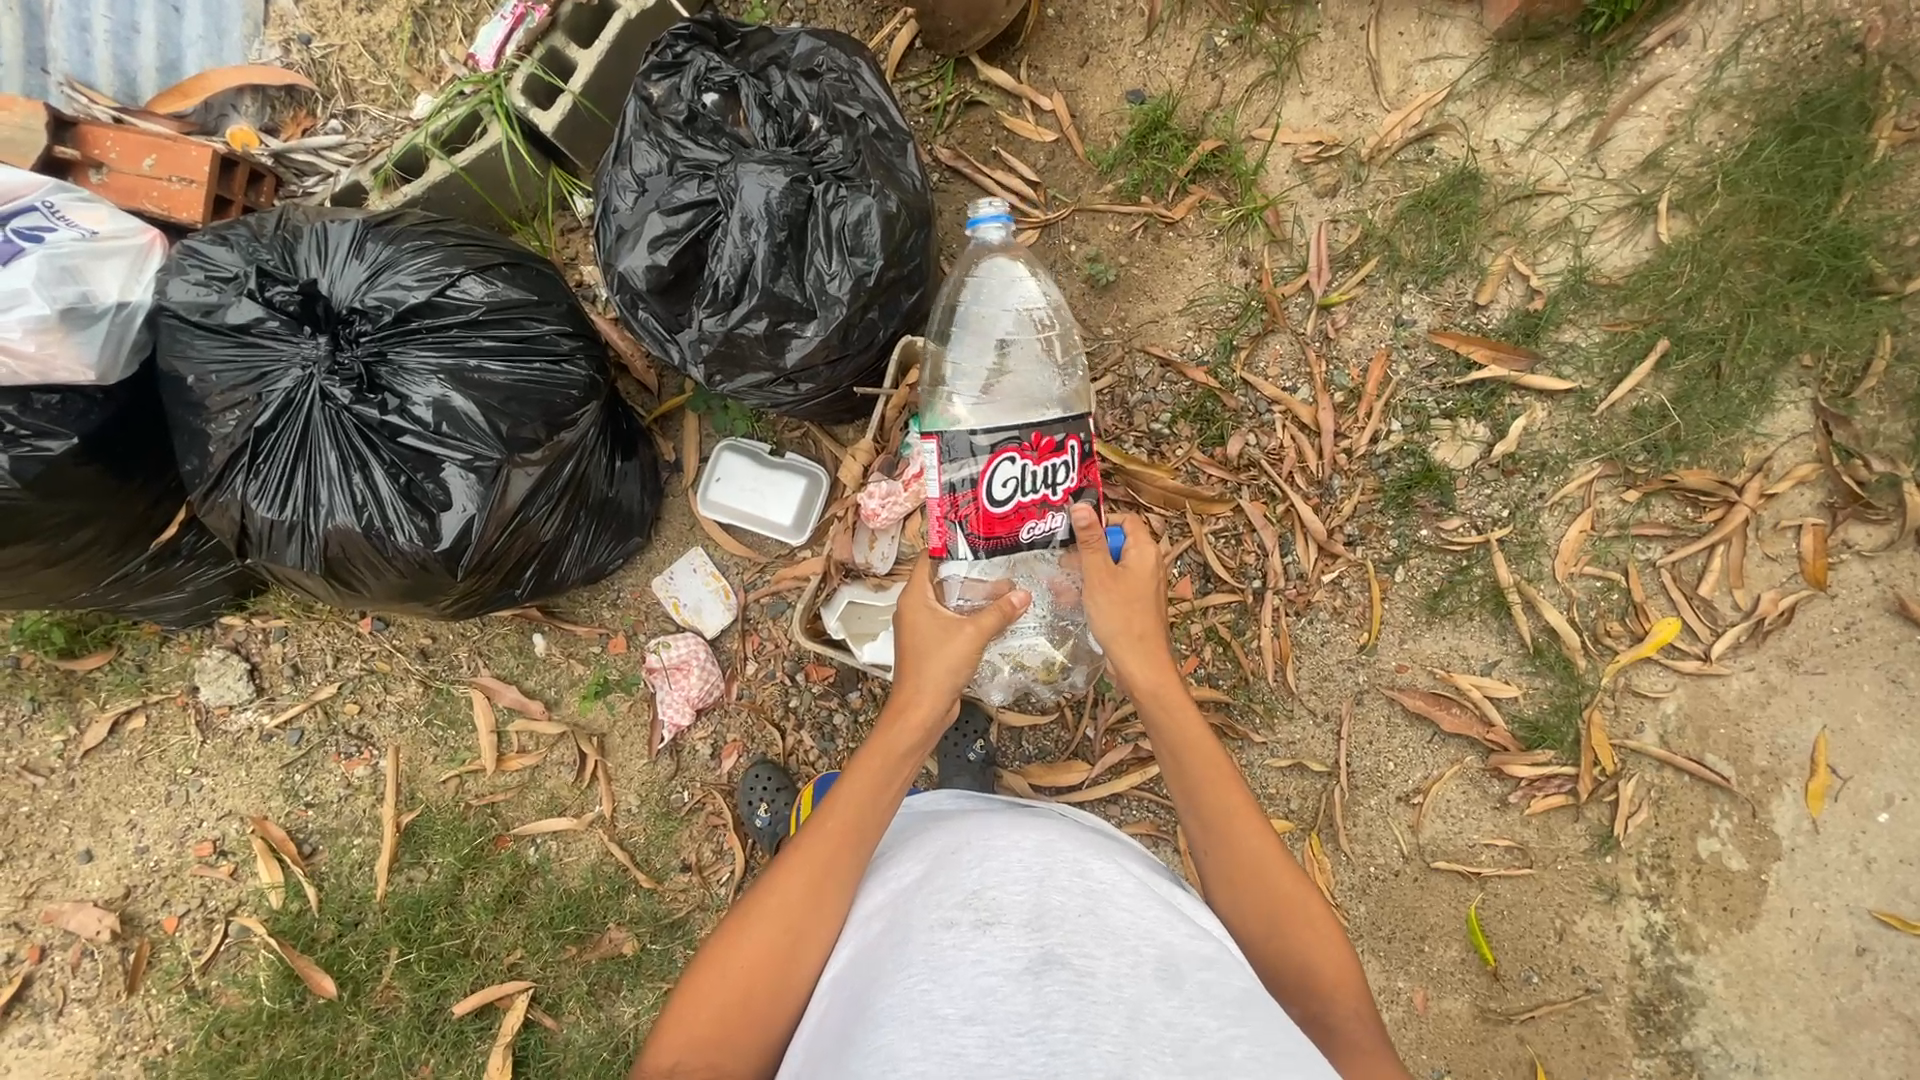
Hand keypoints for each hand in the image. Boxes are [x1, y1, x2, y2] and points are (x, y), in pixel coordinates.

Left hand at [886, 555, 1029, 734]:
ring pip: (948, 604)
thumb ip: (999, 612)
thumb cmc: (939, 665)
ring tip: (1003, 589)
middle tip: (999, 564)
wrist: (921, 711)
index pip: (929, 559)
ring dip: (973, 598)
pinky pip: (951, 623)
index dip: (951, 546)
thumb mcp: (973, 634)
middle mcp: (913, 608)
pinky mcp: (930, 646)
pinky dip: (969, 618)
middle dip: (970, 574)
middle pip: (942, 581)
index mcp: (914, 597)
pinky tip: (994, 617)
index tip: (977, 539)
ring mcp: (920, 628)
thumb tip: (1024, 595)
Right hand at [1070, 503, 1179, 695]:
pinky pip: (1114, 585)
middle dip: (1088, 550)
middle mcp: (1149, 563)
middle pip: (1117, 543)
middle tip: (1066, 563)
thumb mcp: (1098, 574)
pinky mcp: (1137, 602)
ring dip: (1088, 572)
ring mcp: (1144, 584)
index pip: (1124, 520)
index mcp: (1145, 550)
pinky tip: (1075, 600)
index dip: (1100, 523)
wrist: (1140, 664)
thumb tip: (1081, 505)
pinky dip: (1096, 588)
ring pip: (1112, 566)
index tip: (1076, 535)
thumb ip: (1089, 540)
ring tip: (1064, 584)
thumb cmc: (1120, 617)